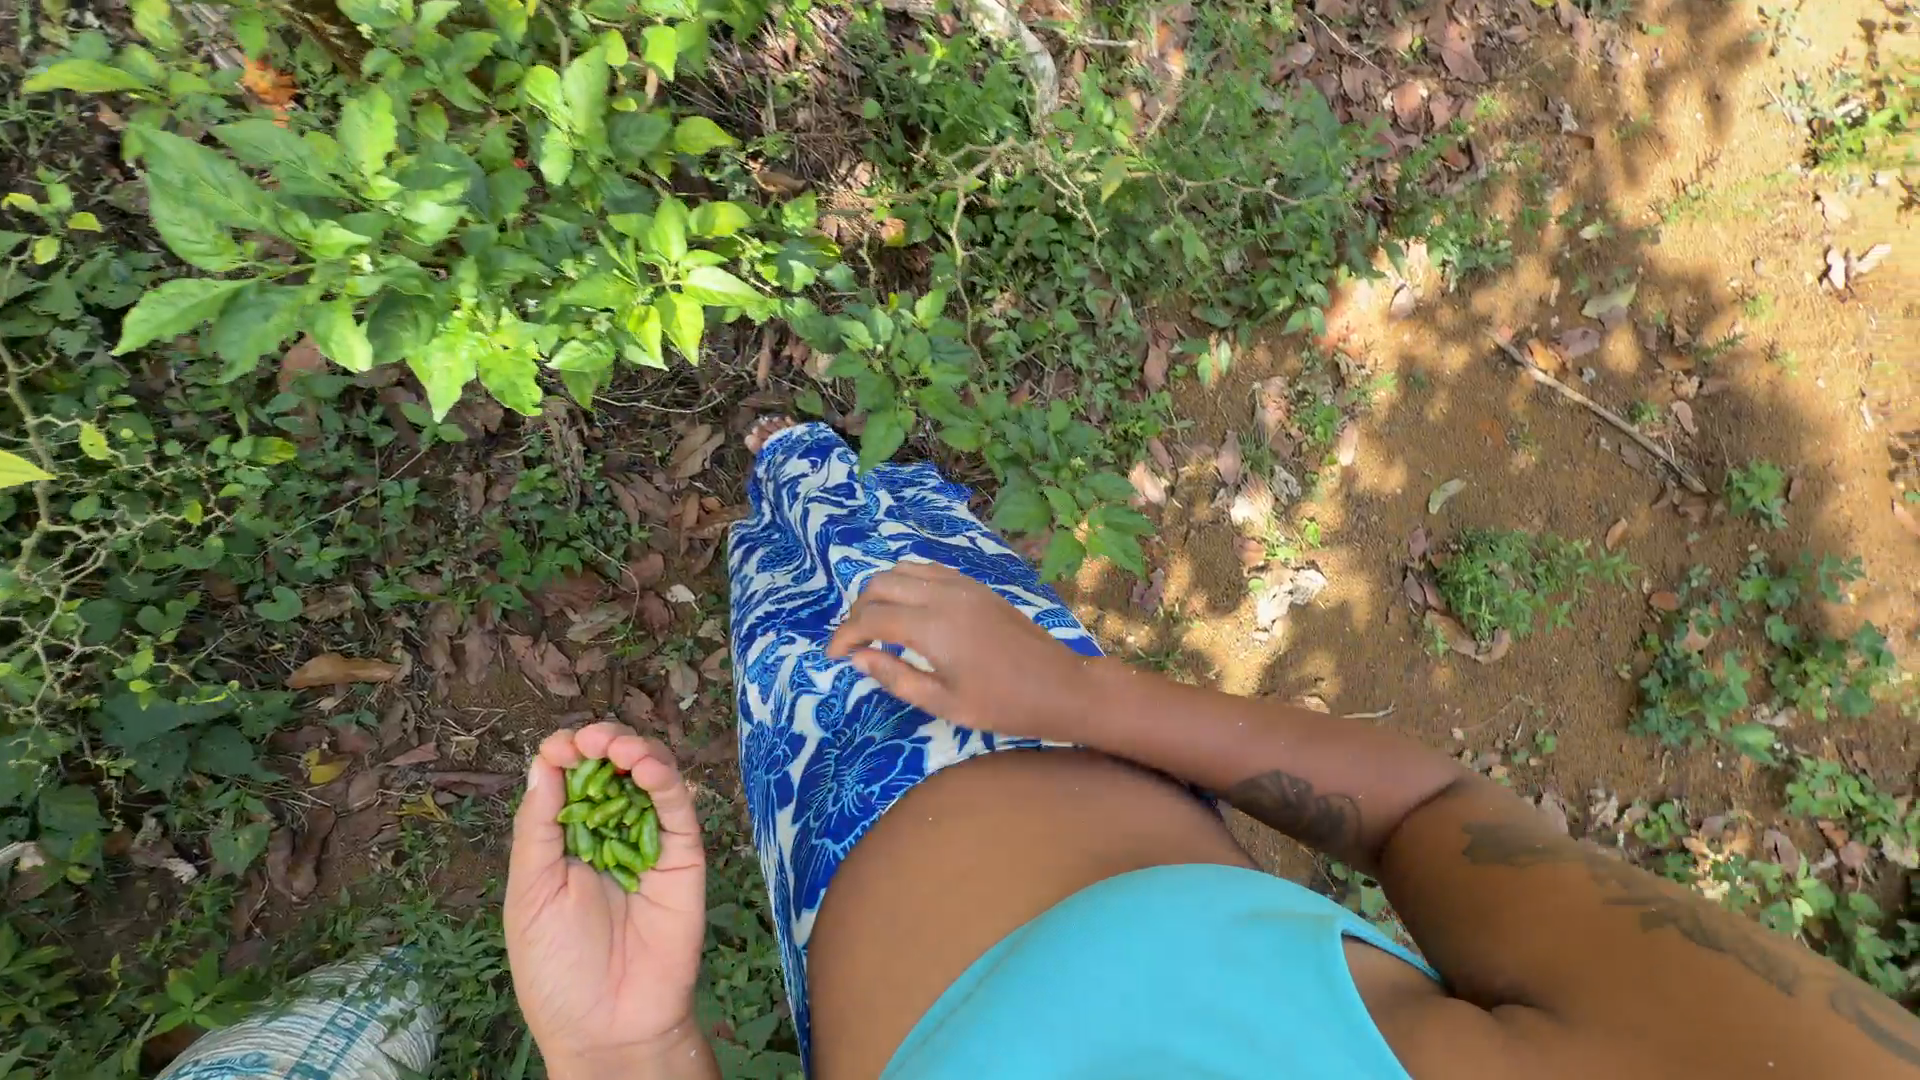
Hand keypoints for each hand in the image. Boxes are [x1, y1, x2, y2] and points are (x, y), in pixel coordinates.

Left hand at [505, 722, 715, 1079]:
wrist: (609, 1024)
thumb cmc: (557, 967)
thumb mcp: (530, 896)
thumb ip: (539, 829)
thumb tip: (542, 763)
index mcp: (568, 838)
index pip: (570, 778)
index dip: (566, 753)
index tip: (560, 747)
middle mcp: (611, 829)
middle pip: (613, 766)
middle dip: (602, 742)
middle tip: (591, 741)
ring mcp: (651, 836)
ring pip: (650, 774)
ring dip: (635, 750)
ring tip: (619, 750)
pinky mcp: (685, 850)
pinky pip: (678, 805)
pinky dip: (665, 777)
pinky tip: (645, 767)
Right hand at [825, 561, 1100, 739]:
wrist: (1059, 685)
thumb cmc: (1002, 705)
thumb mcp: (943, 703)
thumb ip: (895, 677)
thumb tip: (858, 658)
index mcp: (931, 626)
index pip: (869, 619)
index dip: (844, 636)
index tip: (832, 656)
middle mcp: (942, 594)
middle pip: (880, 584)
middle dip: (858, 610)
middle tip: (855, 642)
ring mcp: (962, 585)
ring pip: (903, 569)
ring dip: (881, 592)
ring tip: (879, 626)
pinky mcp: (976, 586)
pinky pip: (929, 570)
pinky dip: (907, 583)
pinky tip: (910, 611)